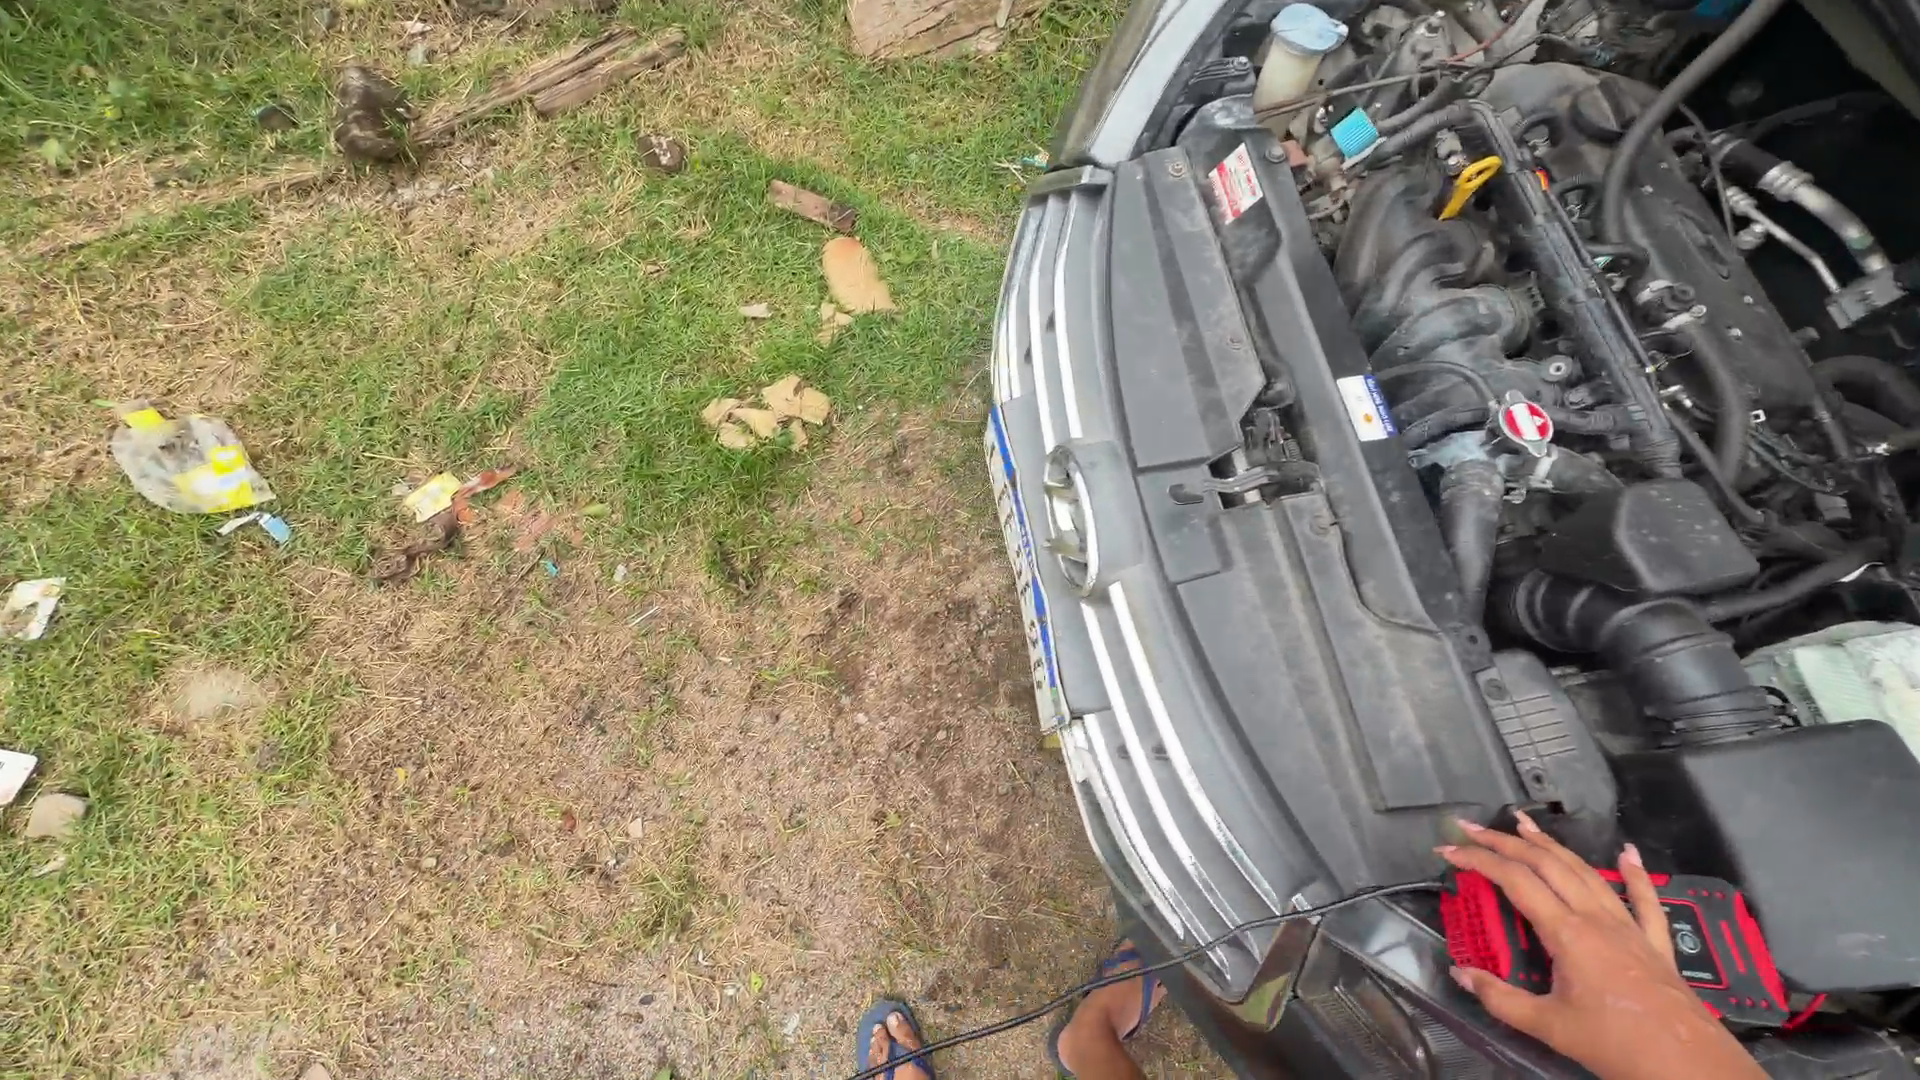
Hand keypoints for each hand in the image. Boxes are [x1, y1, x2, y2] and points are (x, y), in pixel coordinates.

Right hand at [1439, 813, 1765, 1079]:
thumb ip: (1500, 998)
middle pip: (1546, 865)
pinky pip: (1646, 902)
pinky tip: (1627, 852)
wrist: (1699, 1076)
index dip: (1477, 859)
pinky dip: (1635, 874)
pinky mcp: (1657, 946)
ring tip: (1523, 823)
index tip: (1446, 850)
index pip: (1514, 880)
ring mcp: (1630, 929)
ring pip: (1585, 872)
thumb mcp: (1550, 1027)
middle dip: (1504, 841)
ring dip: (1551, 844)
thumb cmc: (1620, 1049)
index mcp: (1568, 933)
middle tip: (1471, 827)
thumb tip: (1459, 972)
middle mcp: (1597, 919)